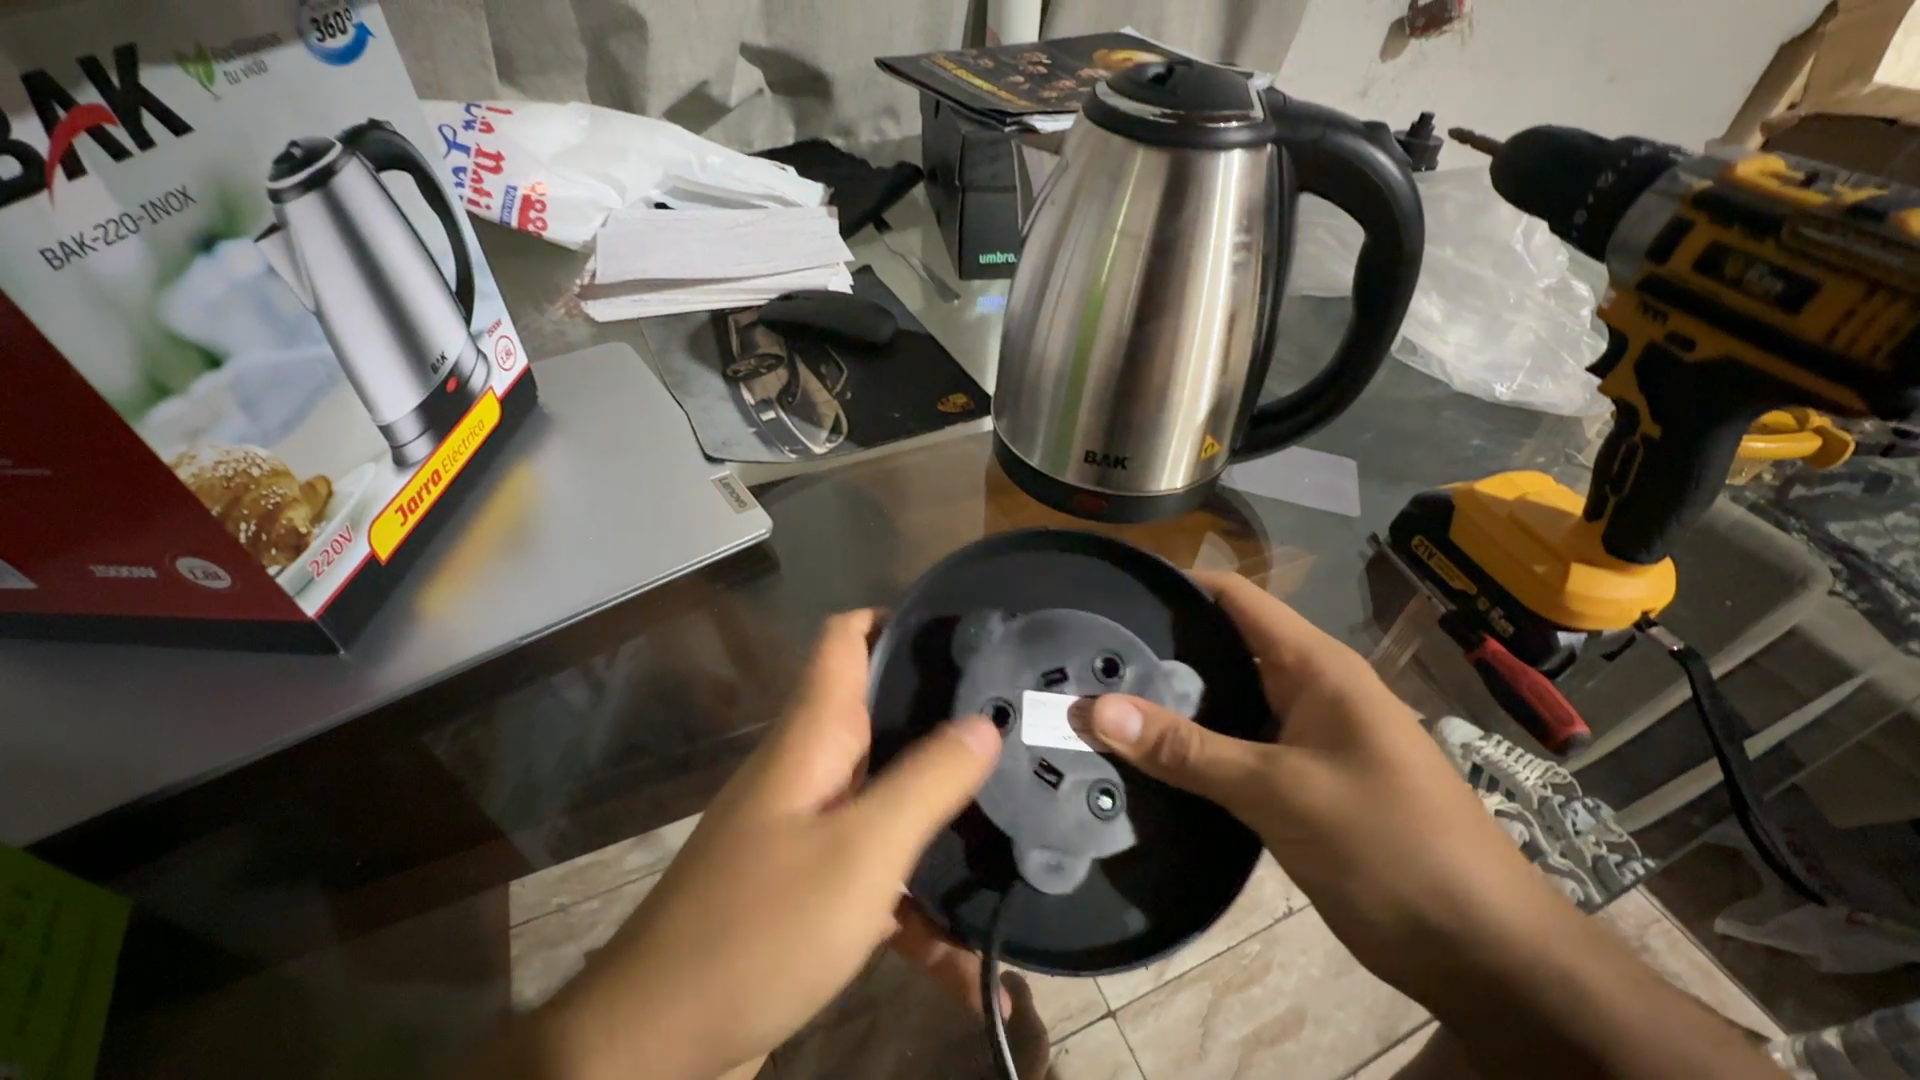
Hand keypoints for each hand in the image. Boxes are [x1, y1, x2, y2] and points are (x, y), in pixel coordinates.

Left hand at [531, 611, 1002, 1079]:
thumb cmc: (761, 928)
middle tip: (1022, 733)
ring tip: (1019, 841)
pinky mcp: (807, 894)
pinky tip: (971, 968)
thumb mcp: (861, 852)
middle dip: (946, 726)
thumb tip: (982, 721)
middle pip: (881, 721)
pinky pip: (874, 883)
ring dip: (942, 834)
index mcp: (812, 739)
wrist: (657, 1041)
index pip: (846, 640)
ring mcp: (805, 836)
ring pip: (888, 809)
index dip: (898, 619)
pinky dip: (916, 914)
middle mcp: (807, 774)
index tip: (970, 634)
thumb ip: (926, 781)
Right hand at [1073, 572, 1568, 998]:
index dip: (1176, 586)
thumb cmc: (1388, 846)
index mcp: (1318, 668)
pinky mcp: (1302, 785)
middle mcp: (1311, 691)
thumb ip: (1186, 749)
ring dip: (1173, 707)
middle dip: (1160, 653)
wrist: (1478, 946)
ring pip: (1228, 705)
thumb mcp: (1278, 791)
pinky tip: (1147, 764)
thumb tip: (1091, 708)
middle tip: (1086, 661)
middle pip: (1225, 650)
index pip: (1237, 599)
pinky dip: (1194, 751)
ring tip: (1099, 706)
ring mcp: (1309, 740)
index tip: (1109, 595)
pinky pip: (1237, 751)